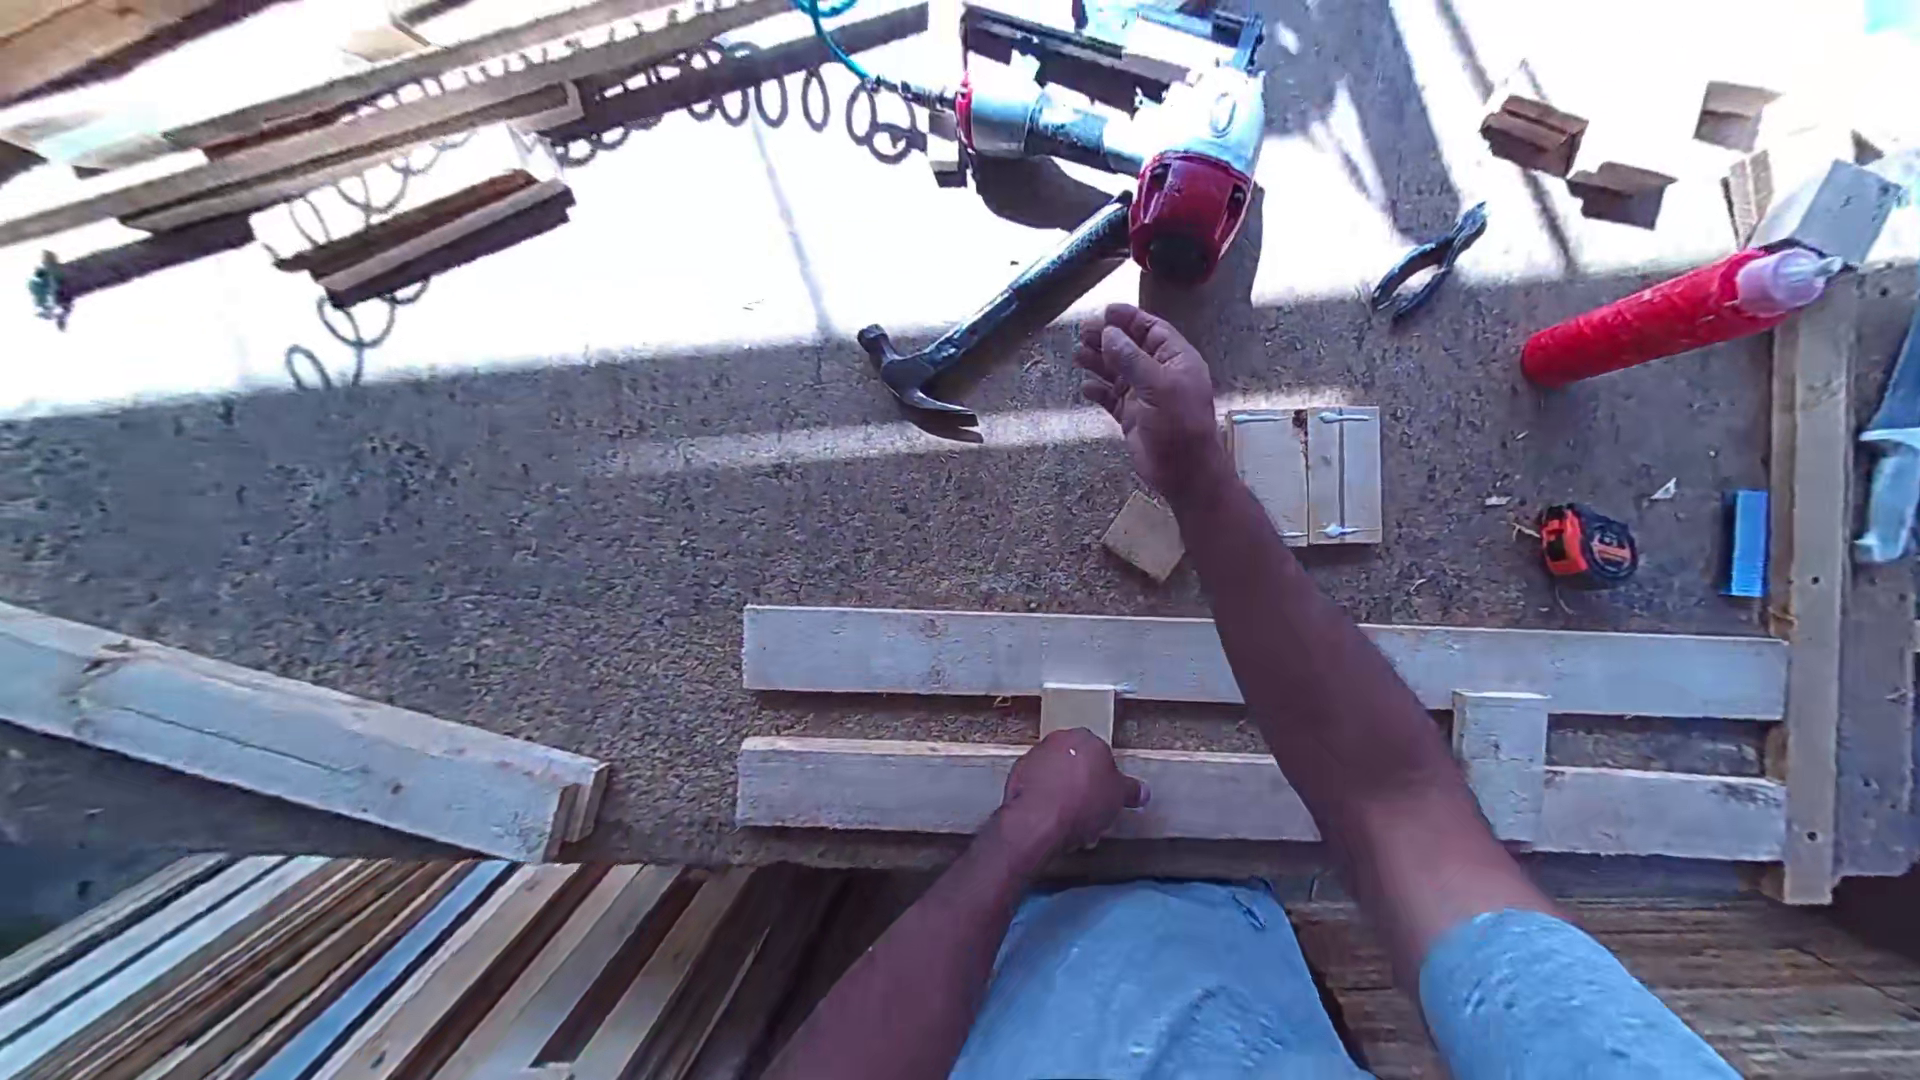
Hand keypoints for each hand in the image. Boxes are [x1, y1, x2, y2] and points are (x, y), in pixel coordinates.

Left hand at [996, 729, 1148, 865]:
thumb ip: (1131, 790)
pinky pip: (1039, 784)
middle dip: (1084, 788)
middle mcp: (1059, 739)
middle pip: (1077, 764)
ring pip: (1058, 775)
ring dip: (1064, 794)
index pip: (1101, 756)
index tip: (1106, 802)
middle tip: (1091, 815)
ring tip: (1072, 825)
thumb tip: (1143, 791)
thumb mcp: (1118, 798)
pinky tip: (1051, 820)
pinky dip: (1045, 798)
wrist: (1039, 819)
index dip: (1105, 782)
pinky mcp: (1018, 771)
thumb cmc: (1083, 802)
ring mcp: (1036, 753)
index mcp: (1086, 738)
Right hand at [1074, 303, 1226, 498]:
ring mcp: (1144, 396)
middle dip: (1108, 339)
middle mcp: (1159, 374)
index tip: (1104, 312)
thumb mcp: (1158, 385)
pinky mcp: (1130, 417)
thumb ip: (1131, 358)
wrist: (1183, 470)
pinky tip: (1086, 387)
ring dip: (1098, 362)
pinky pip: (1111, 399)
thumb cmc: (1178, 425)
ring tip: (1077, 355)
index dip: (1129, 319)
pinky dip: (1098, 392)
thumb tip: (1109, 333)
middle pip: (1130, 348)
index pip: (1151, 330)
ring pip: (1117, 372)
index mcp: (1175, 360)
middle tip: (1083, 332)